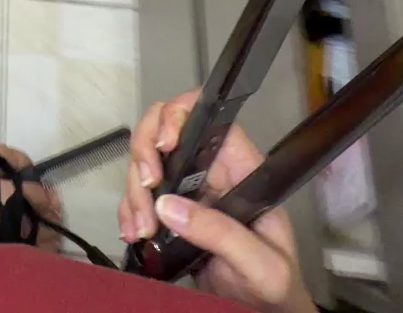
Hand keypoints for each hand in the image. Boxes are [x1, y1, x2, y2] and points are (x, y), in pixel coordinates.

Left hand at [0, 139, 44, 233]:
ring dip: (0, 196)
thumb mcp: (4, 197)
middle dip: (19, 192)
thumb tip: (49, 201)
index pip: (25, 161)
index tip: (42, 205)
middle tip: (25, 215)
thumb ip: (29, 197)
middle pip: (7, 170)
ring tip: (5, 218)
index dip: (37, 183)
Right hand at [120, 91, 314, 312]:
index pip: (205, 117)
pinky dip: (128, 208)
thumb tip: (167, 205)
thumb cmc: (275, 287)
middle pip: (162, 129)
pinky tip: (133, 232)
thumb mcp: (261, 266)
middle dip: (144, 153)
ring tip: (142, 229)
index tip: (165, 144)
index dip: (178, 115)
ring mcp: (184, 185)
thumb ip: (221, 234)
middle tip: (146, 187)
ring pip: (144, 160)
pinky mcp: (167, 207)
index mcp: (238, 167)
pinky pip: (137, 192)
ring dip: (134, 190)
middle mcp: (207, 167)